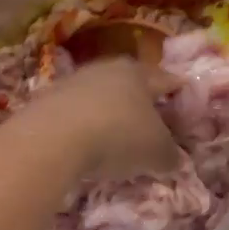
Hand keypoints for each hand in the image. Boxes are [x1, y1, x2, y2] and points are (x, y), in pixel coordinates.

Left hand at [8, 59, 179, 181]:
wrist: (53, 137)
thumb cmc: (118, 136)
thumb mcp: (155, 153)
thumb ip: (169, 155)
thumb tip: (172, 159)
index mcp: (139, 74)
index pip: (166, 79)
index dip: (178, 92)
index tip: (183, 102)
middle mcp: (105, 70)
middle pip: (129, 83)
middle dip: (139, 101)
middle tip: (149, 120)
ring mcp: (71, 83)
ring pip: (98, 96)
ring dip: (106, 112)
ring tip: (113, 136)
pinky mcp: (45, 101)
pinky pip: (72, 113)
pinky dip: (81, 125)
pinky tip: (82, 143)